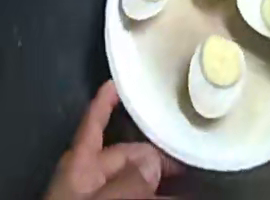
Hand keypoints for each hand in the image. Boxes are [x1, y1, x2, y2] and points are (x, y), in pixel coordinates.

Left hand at [42, 81, 181, 199]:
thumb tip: (154, 161)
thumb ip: (127, 183)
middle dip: (153, 158)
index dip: (107, 99)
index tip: (121, 80)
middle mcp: (87, 182)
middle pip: (124, 158)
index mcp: (79, 164)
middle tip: (186, 161)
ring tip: (189, 190)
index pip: (95, 122)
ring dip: (159, 191)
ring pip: (133, 189)